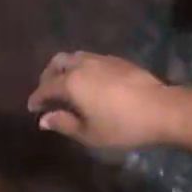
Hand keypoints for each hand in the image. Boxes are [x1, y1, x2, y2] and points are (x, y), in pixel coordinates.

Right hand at [26, 52, 173, 149]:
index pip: (46, 87)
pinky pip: (89, 59)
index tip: (32, 108)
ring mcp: (99, 58)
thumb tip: (44, 119)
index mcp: (70, 82)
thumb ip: (63, 124)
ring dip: (64, 69)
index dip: (36, 98)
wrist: (159, 108)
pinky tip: (89, 81)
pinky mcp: (115, 59)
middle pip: (56, 63)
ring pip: (73, 57)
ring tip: (66, 84)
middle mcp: (80, 65)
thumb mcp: (89, 133)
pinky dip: (81, 68)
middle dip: (47, 76)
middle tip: (47, 93)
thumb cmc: (121, 125)